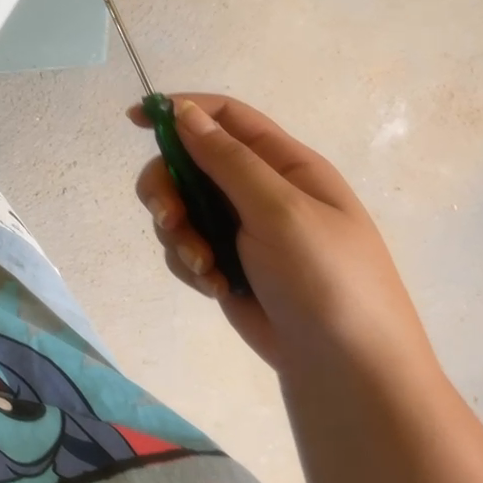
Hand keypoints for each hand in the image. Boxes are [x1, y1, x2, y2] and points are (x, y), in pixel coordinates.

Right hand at [131, 95, 432, 374]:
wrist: (347, 372)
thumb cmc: (327, 280)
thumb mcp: (280, 211)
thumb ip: (227, 158)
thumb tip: (183, 110)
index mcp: (287, 167)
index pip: (226, 116)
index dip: (181, 110)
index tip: (135, 120)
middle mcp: (261, 190)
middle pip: (188, 162)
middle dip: (168, 187)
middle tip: (168, 216)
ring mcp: (242, 228)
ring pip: (179, 205)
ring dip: (178, 232)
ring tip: (202, 265)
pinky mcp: (226, 262)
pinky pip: (184, 243)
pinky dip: (188, 262)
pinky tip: (213, 285)